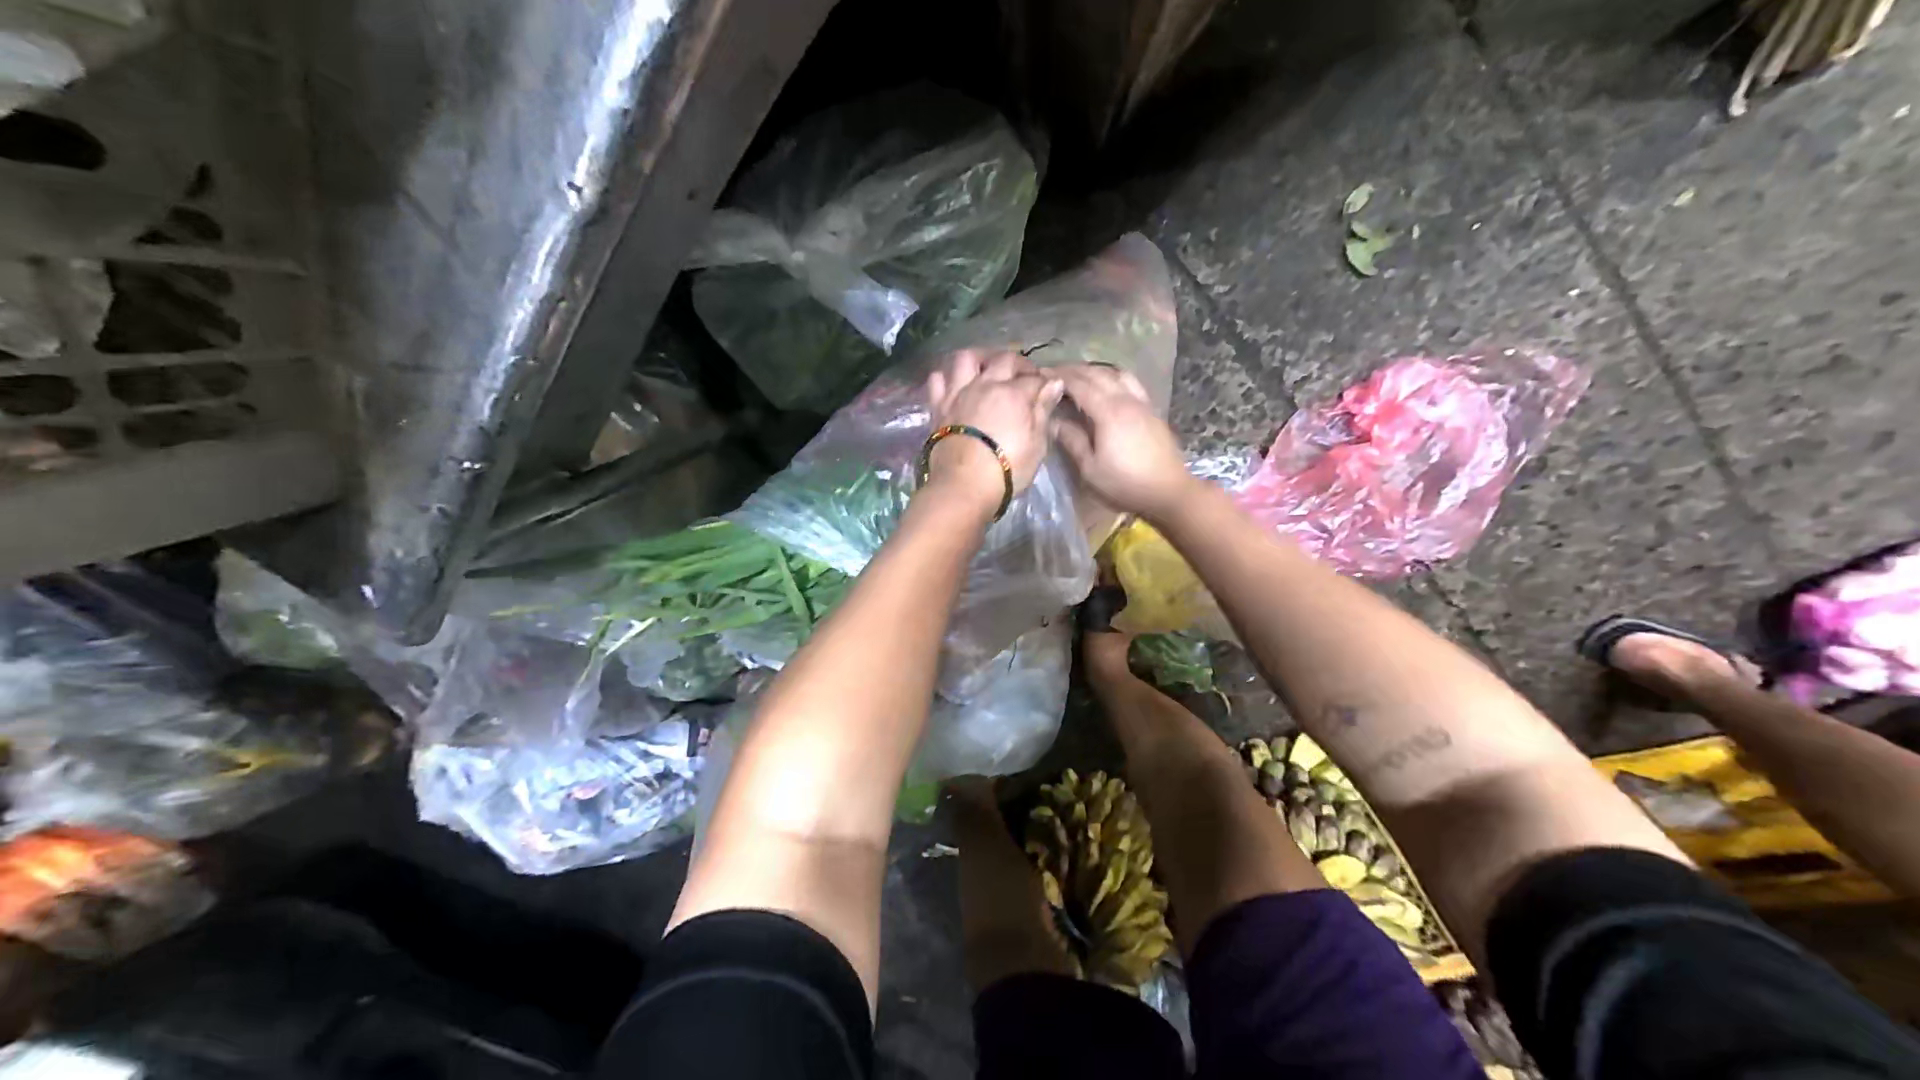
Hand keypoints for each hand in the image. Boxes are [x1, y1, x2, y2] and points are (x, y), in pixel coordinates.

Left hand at [924, 350, 1063, 503]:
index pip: (1035, 379)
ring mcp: (958, 393)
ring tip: (986, 368)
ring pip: (966, 358)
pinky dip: (946, 377)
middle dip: (1019, 364)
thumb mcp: (1037, 445)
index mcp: (1014, 394)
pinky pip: (938, 380)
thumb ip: (1043, 412)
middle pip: (1004, 360)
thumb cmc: (1008, 469)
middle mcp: (986, 385)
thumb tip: (1054, 383)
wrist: (963, 485)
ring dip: (979, 358)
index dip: (1045, 382)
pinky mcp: (938, 406)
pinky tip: (953, 384)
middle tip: (1024, 376)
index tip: (1049, 389)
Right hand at [1051, 365, 1196, 518]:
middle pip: (1098, 374)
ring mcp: (1142, 402)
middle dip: (1074, 369)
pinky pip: (1130, 382)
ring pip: (1117, 373)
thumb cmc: (1125, 484)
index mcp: (1109, 412)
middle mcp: (1126, 400)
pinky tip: (1106, 387)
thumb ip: (1071, 440)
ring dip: (1095, 370)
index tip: (1041, 373)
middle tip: (1055, 372)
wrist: (1169, 491)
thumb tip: (1053, 422)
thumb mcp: (1090, 469)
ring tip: (1080, 376)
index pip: (1080, 384)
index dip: (1059, 376)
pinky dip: (1113, 377)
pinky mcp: (1151, 410)